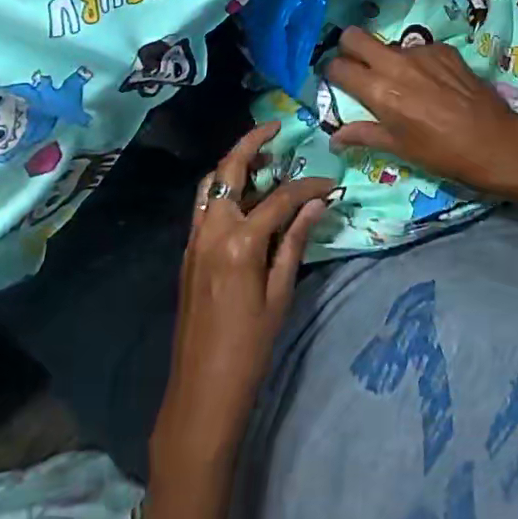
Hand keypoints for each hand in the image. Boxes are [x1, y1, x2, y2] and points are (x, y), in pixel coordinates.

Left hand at [149, 122, 332, 518]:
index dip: (308, 185)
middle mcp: (211, 229)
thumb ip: (295, 241)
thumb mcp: (280, 294)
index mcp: (239, 241)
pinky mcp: (187, 251)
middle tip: (276, 129)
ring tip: (262, 159)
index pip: (279, 198)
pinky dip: (223, 190)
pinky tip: (246, 198)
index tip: (330, 181)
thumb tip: (318, 202)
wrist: (201, 389)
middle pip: (229, 170)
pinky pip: (204, 206)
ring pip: (210, 185)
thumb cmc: (249, 347)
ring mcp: (193, 238)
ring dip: (233, 165)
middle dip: (251, 143)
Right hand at [325, 27, 517, 199]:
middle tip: (358, 68)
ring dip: (387, 59)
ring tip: (405, 84)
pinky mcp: (444, 49)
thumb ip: (363, 135)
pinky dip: (417, 62)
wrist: (496, 142)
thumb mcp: (399, 148)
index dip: (333, 73)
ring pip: (388, 44)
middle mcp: (395, 64)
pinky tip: (433, 83)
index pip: (338, 67)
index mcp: (379, 91)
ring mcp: (421, 52)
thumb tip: (335, 138)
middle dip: (349, 48)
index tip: (338, 82)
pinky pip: (418, 49)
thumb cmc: (442, 153)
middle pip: (354, 36)